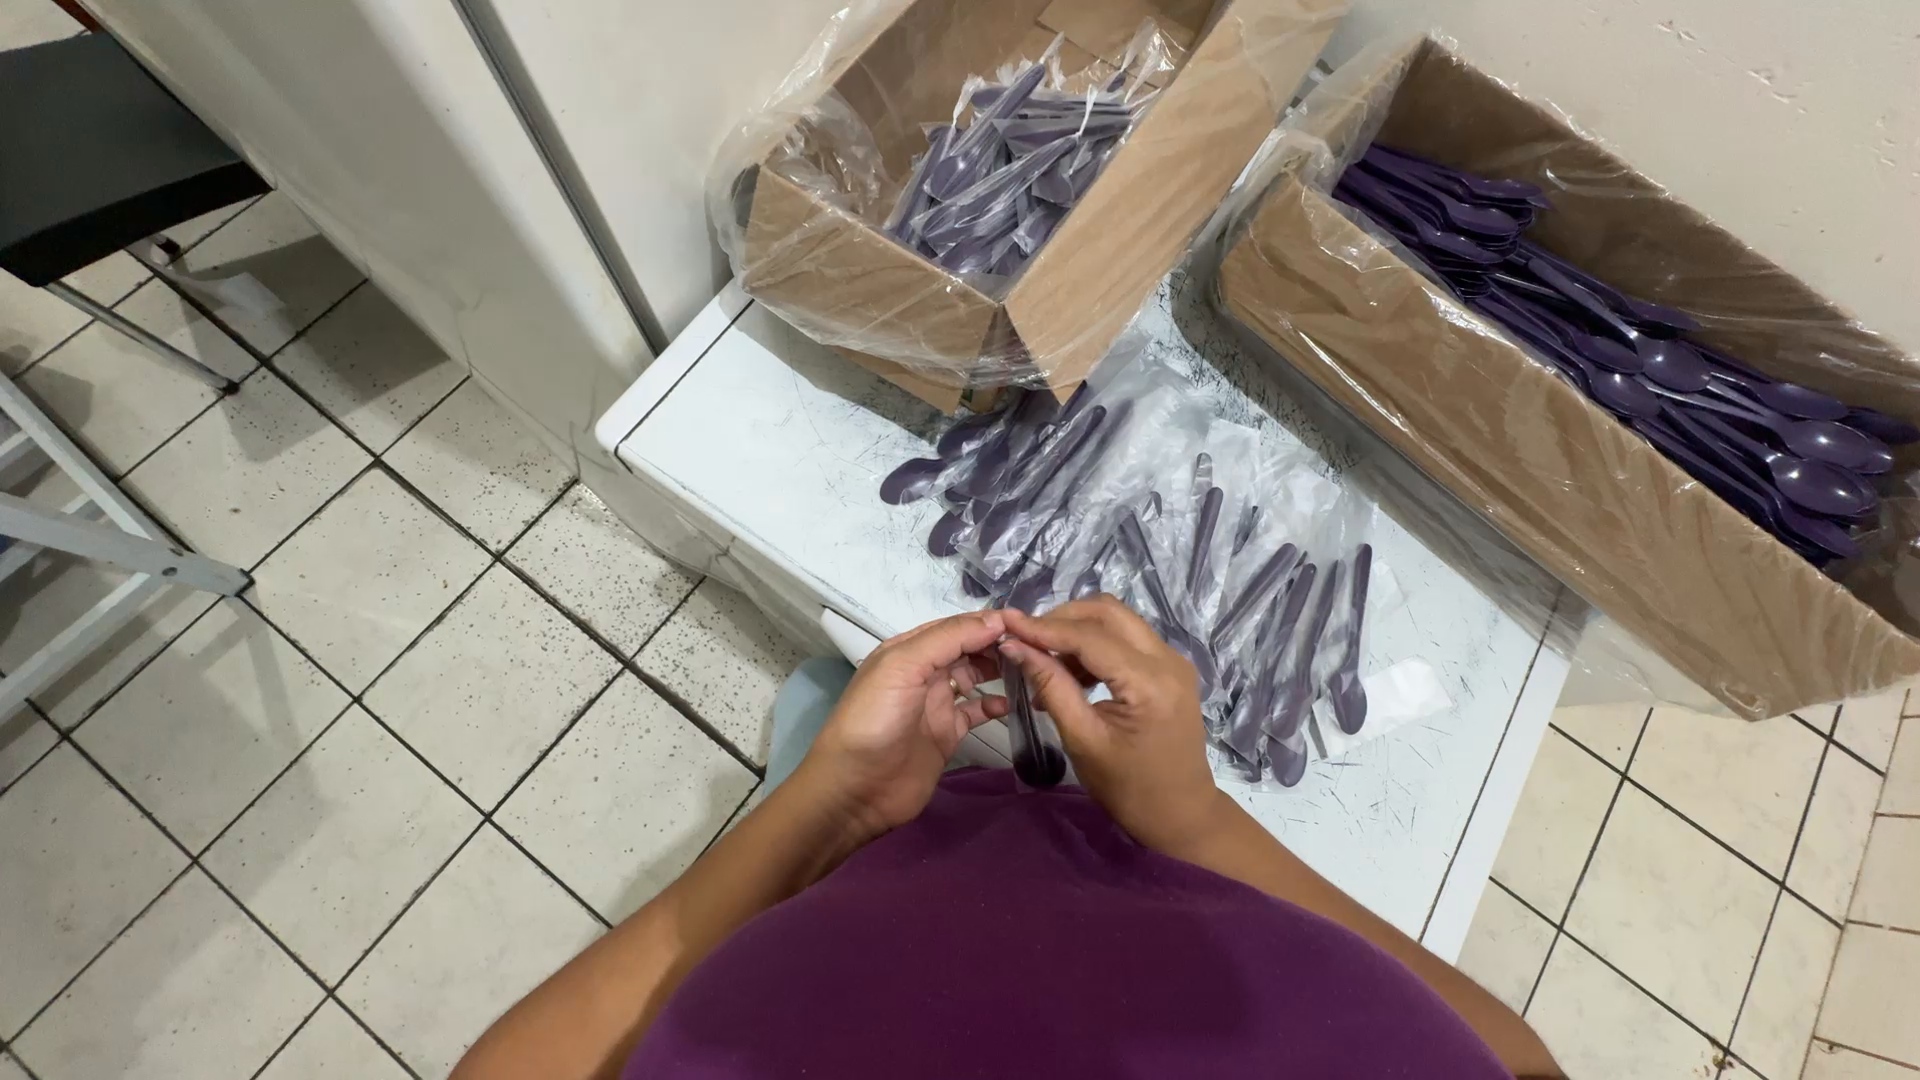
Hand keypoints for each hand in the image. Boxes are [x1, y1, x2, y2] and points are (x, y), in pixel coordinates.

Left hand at [792, 611, 1008, 836]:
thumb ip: (949, 639)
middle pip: (967, 648)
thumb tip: (995, 620)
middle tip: (1033, 644)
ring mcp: (935, 703)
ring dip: (998, 669)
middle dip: (996, 643)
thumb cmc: (875, 720)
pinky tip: (1011, 703)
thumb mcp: (904, 666)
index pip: (954, 626)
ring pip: (974, 675)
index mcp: (908, 649)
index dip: (986, 621)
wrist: (856, 789)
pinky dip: (994, 704)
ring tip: (1028, 668)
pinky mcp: (946, 733)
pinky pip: (976, 711)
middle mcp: (923, 671)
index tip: (1023, 621)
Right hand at [999, 596, 1226, 855]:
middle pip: (1108, 612)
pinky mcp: (1169, 667)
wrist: (1180, 815)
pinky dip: (1094, 644)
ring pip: (1117, 620)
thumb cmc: (1129, 788)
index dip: (1044, 628)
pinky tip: (1070, 673)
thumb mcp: (1082, 739)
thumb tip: (1015, 646)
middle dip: (1062, 618)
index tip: (1006, 623)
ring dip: (1077, 630)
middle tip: (1026, 640)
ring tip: (1044, 662)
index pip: (1089, 637)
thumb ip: (1050, 685)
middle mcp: (1168, 660)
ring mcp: (1173, 660)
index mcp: (1149, 683)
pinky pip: (1126, 638)